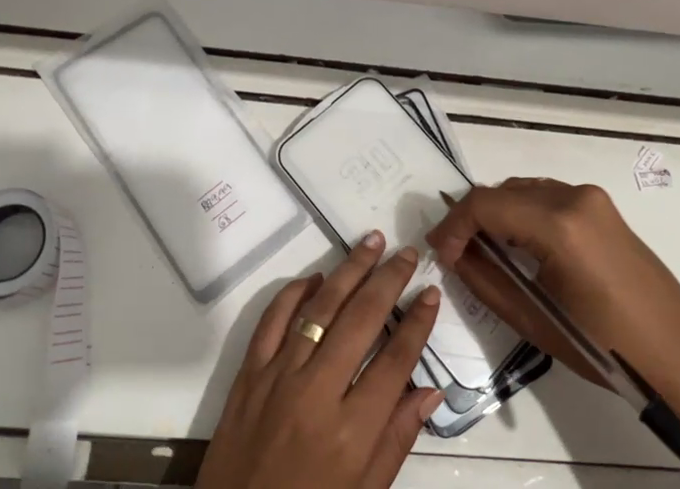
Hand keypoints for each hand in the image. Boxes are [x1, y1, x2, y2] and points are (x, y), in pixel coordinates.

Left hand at [197, 231, 444, 488]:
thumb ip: (397, 438)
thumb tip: (430, 390)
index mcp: (352, 430)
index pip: (395, 360)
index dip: (418, 323)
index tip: (432, 293)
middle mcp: (317, 394)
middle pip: (360, 321)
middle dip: (388, 280)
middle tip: (408, 253)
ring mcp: (277, 378)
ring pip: (319, 310)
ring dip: (348, 271)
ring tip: (371, 242)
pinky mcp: (247, 375)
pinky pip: (272, 322)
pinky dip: (293, 294)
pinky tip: (315, 277)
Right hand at [426, 177, 679, 385]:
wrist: (676, 355)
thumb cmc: (605, 347)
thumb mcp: (534, 319)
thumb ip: (486, 280)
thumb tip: (455, 256)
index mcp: (559, 224)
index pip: (485, 205)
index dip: (454, 226)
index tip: (441, 253)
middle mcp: (575, 198)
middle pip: (504, 192)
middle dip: (472, 218)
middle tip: (454, 253)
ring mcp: (593, 199)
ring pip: (525, 191)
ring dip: (498, 214)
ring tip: (481, 250)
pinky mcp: (604, 208)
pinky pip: (548, 198)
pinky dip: (523, 213)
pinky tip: (517, 244)